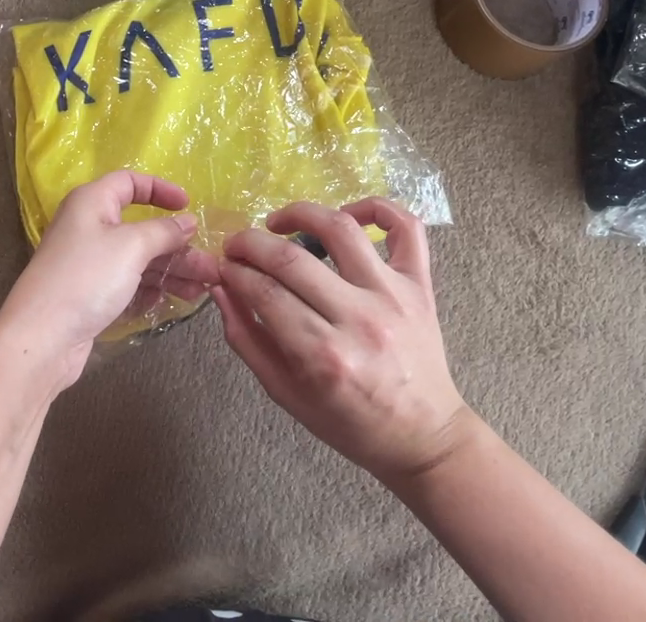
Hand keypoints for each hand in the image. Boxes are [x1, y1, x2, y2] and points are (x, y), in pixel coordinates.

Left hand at [0, 171, 217, 384]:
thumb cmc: (86, 278)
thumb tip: (187, 221)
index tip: (189, 205)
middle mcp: (89, 227)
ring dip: (173, 270)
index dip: (160, 189)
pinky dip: (153, 288)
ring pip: (139, 258)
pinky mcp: (91, 293)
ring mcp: (90, 262)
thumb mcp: (131, 247)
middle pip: (141, 227)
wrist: (42, 338)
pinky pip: (129, 282)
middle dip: (177, 244)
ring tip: (206, 287)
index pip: (129, 182)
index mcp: (92, 203)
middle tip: (210, 264)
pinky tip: (177, 301)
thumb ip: (163, 231)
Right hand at [213, 198, 467, 486]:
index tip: (222, 267)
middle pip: (291, 259)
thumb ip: (247, 340)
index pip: (263, 293)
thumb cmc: (349, 423)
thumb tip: (220, 289)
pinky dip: (378, 208)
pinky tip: (348, 212)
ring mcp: (394, 297)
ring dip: (301, 213)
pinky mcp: (421, 285)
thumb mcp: (285, 394)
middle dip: (250, 244)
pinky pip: (406, 228)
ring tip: (278, 222)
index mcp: (323, 356)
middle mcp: (359, 319)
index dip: (234, 273)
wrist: (424, 437)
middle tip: (236, 245)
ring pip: (342, 230)